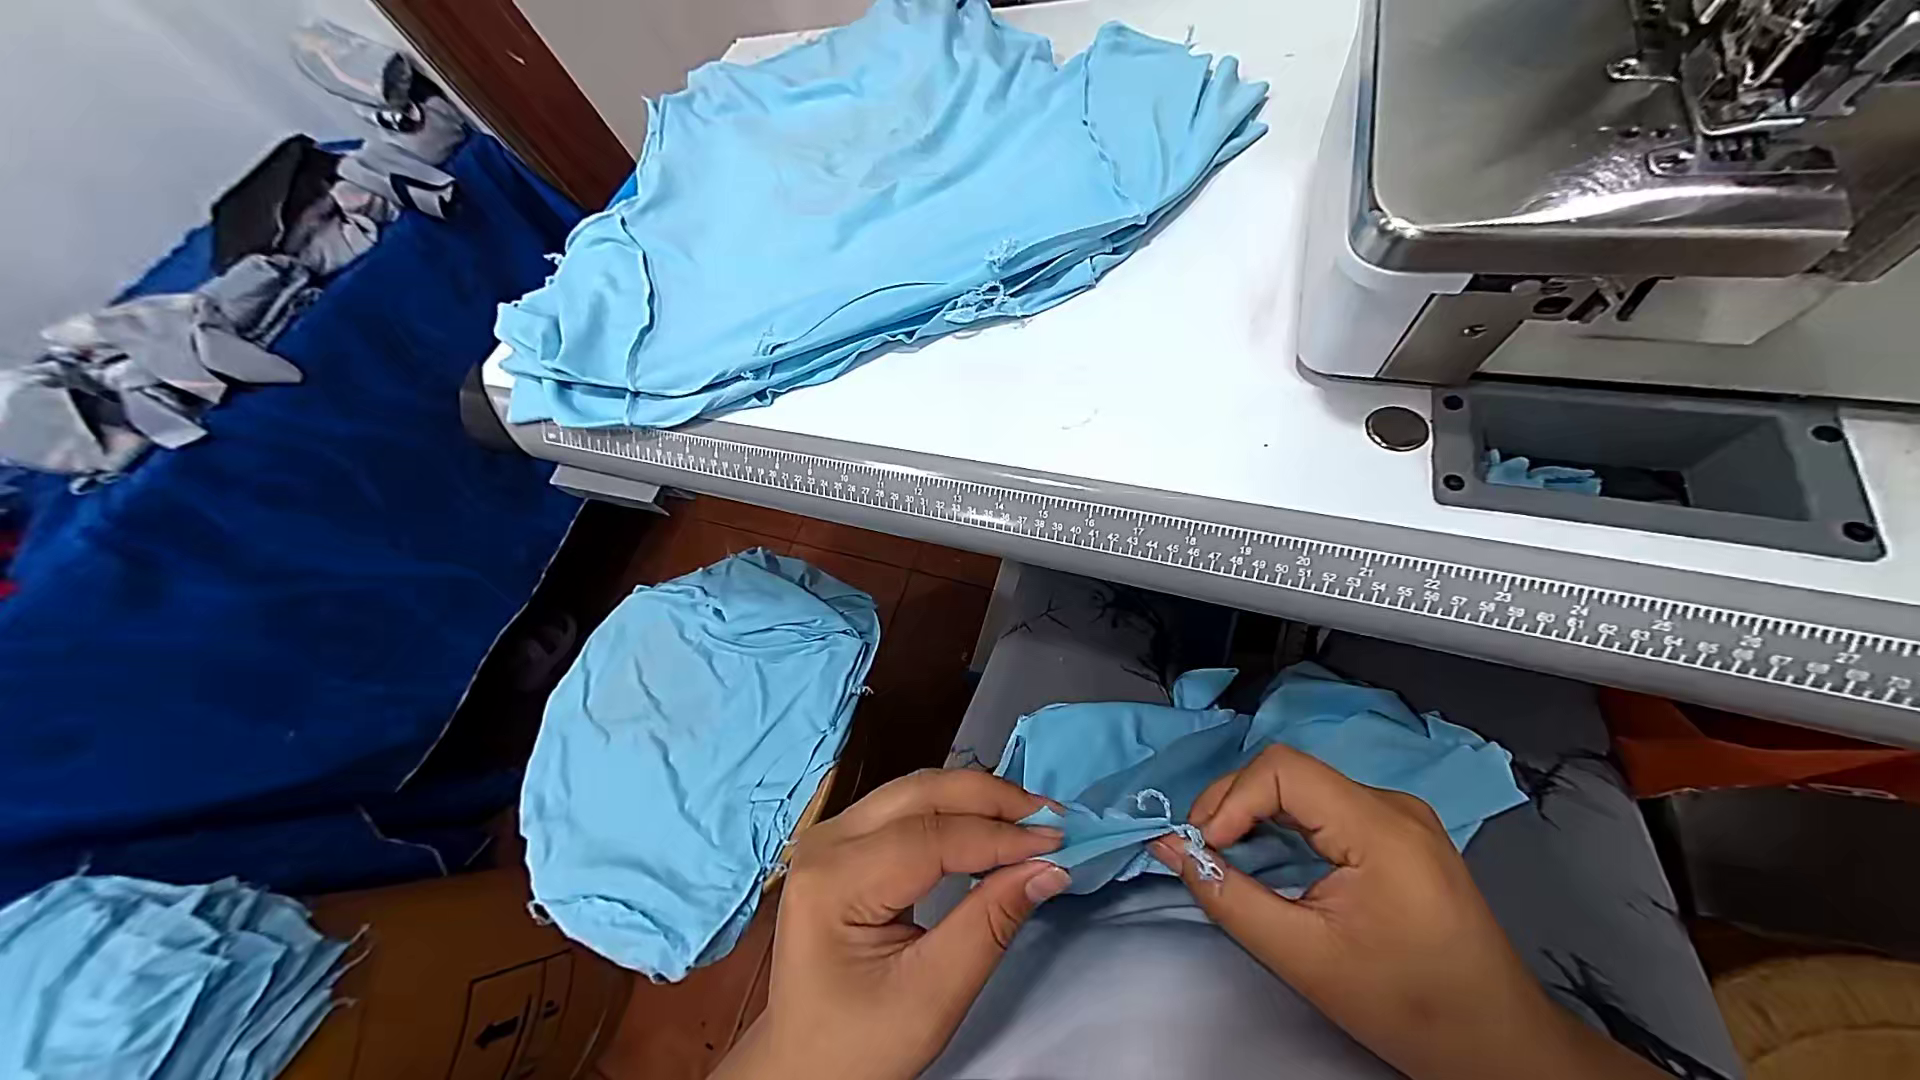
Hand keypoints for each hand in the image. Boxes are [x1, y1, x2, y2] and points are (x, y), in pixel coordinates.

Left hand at [714, 769, 1072, 1079]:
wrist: (803, 1062)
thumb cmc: (858, 1043)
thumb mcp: (931, 997)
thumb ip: (989, 924)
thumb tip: (1048, 868)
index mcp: (832, 881)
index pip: (929, 837)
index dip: (998, 836)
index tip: (1056, 842)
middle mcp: (826, 840)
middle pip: (921, 794)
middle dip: (992, 799)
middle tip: (1050, 818)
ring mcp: (832, 833)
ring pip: (917, 789)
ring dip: (977, 797)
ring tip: (1030, 817)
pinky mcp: (845, 837)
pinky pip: (909, 805)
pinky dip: (957, 808)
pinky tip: (990, 822)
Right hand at [1151, 744, 1664, 1079]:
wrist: (1502, 1047)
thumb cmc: (1407, 1007)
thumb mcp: (1304, 958)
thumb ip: (1228, 897)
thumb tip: (1171, 847)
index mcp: (1381, 829)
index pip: (1283, 769)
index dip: (1231, 798)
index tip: (1203, 845)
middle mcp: (1391, 804)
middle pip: (1287, 770)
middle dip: (1231, 802)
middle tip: (1199, 847)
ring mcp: (1395, 812)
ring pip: (1298, 782)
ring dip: (1250, 809)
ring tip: (1220, 847)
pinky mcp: (1392, 827)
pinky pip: (1317, 802)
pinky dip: (1276, 819)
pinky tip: (1261, 848)